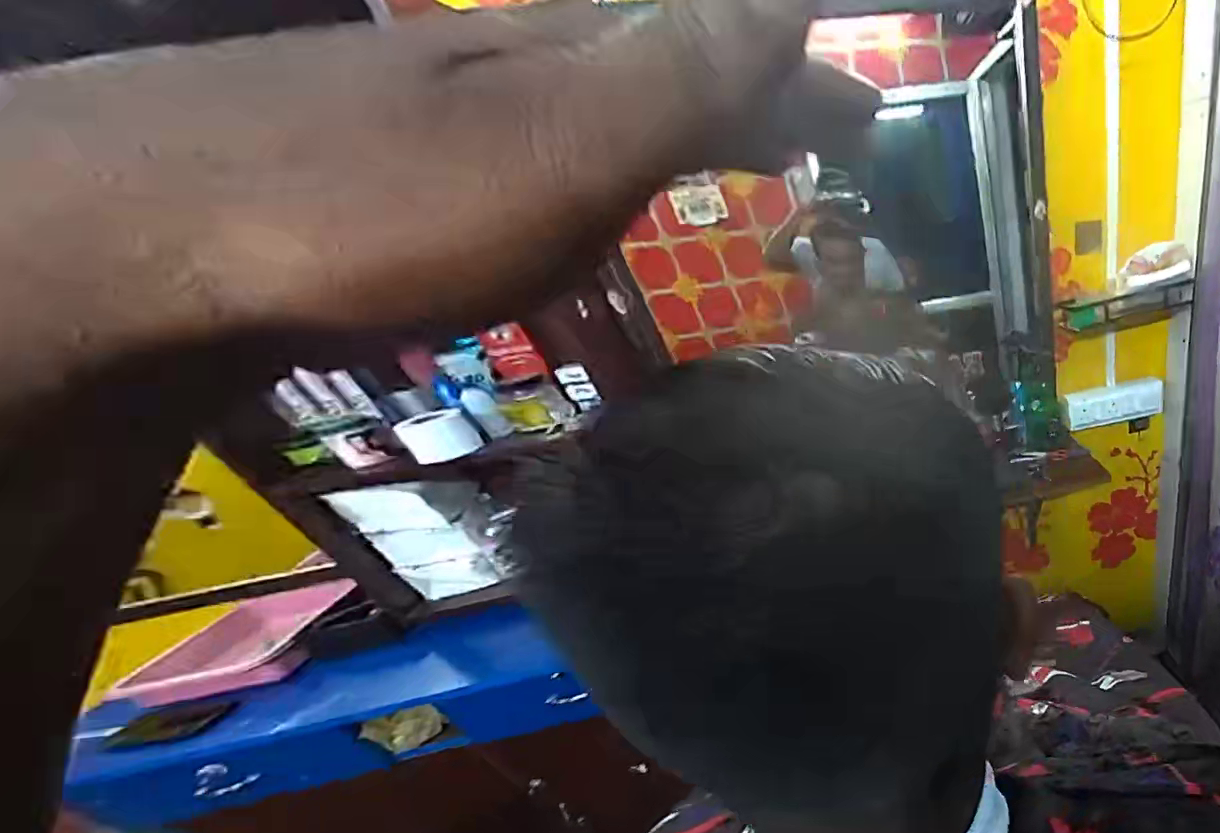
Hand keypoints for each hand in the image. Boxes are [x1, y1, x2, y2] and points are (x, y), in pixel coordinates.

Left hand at [0, 0, 875, 372]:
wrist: (165, 238)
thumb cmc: (387, 206)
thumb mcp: (559, 146)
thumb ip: (674, 79)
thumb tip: (783, 9)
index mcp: (576, 56)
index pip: (722, 46)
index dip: (802, 76)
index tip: (868, 110)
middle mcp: (535, 63)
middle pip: (681, 62)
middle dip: (770, 97)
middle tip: (835, 135)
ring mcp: (484, 109)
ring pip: (629, 98)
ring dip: (710, 121)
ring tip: (763, 150)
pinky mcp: (442, 159)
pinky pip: (576, 139)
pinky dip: (635, 152)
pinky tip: (633, 176)